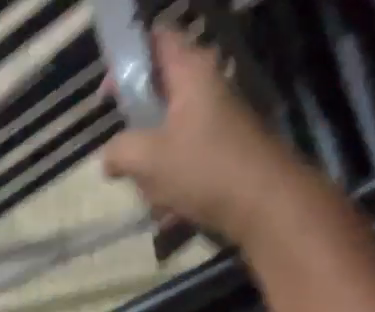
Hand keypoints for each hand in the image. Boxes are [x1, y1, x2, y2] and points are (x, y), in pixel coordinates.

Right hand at [102, 28, 311, 243]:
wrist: (265, 204)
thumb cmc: (203, 169)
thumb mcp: (146, 159)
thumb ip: (118, 151)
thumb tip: (110, 158)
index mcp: (191, 73)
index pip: (156, 40)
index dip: (126, 59)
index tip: (109, 94)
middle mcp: (208, 88)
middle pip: (160, 91)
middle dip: (135, 122)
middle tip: (121, 149)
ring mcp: (218, 120)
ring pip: (169, 131)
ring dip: (150, 161)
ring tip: (145, 189)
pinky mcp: (224, 150)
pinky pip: (185, 159)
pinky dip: (170, 181)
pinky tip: (166, 209)